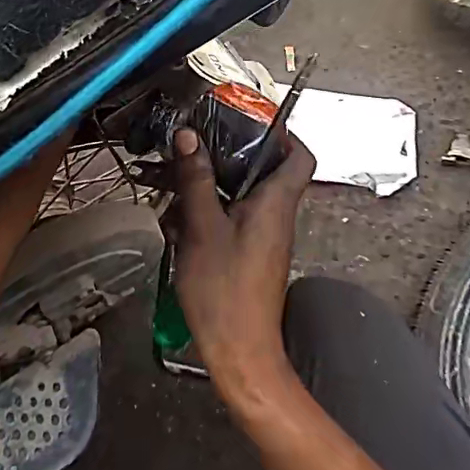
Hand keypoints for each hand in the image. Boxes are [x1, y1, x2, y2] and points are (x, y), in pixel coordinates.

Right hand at [166, 127, 316, 402]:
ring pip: (237, 195)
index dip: (282, 133)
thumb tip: (189, 136)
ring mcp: (261, 236)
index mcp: (274, 204)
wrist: (237, 351)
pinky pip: (228, 218)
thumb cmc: (224, 288)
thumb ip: (196, 179)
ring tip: (170, 190)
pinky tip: (174, 224)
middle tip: (189, 148)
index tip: (247, 119)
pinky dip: (203, 213)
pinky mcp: (246, 253)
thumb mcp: (202, 227)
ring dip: (205, 188)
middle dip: (222, 157)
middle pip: (260, 171)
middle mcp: (274, 216)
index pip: (298, 157)